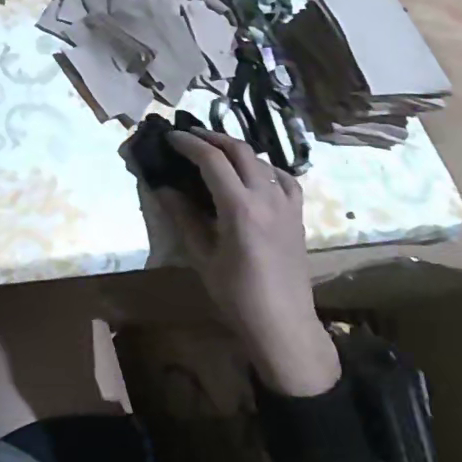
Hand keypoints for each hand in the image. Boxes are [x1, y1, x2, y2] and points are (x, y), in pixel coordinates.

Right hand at [147, 131, 340, 395]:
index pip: (212, 159)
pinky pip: (284, 179)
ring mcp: (286, 204)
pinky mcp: (297, 215)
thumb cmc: (236, 296)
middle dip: (212, 138)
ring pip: (261, 160)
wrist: (283, 324)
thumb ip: (183, 218)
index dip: (189, 143)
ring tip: (215, 151)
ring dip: (236, 149)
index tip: (171, 137)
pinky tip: (255, 174)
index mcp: (239, 207)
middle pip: (239, 150)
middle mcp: (266, 197)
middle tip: (189, 137)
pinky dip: (266, 168)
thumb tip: (164, 189)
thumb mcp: (202, 257)